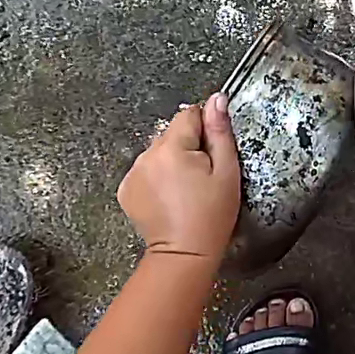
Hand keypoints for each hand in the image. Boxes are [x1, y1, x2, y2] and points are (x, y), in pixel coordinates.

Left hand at [118, 94, 240, 261]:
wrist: (184, 254)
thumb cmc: (211, 216)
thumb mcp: (227, 172)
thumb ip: (220, 132)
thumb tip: (218, 99)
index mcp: (171, 148)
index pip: (189, 115)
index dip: (205, 131)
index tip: (212, 155)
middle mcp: (146, 156)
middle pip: (171, 134)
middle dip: (187, 148)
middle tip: (201, 177)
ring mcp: (133, 173)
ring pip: (158, 152)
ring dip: (171, 162)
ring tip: (185, 190)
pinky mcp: (127, 189)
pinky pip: (145, 170)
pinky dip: (157, 178)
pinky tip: (170, 197)